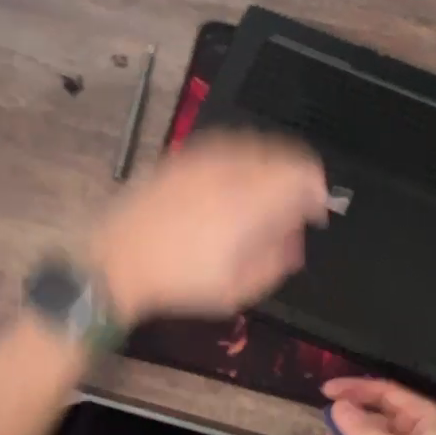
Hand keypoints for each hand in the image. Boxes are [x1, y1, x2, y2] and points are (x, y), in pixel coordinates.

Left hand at [92, 132, 328, 322]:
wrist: (117, 262)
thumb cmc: (178, 281)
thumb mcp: (238, 288)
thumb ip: (277, 261)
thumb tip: (294, 240)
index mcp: (253, 199)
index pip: (304, 176)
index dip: (317, 192)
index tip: (316, 210)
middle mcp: (232, 169)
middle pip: (283, 155)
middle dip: (296, 176)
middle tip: (295, 203)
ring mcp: (204, 158)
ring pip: (254, 145)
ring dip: (269, 165)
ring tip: (267, 192)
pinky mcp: (181, 157)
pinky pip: (224, 146)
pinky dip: (239, 160)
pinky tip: (234, 183)